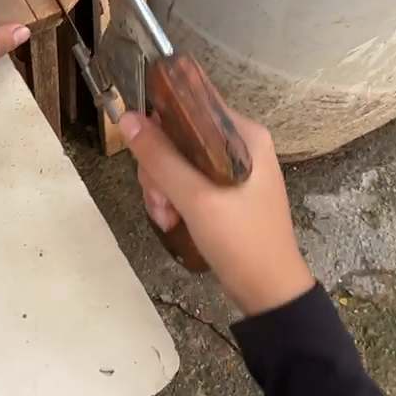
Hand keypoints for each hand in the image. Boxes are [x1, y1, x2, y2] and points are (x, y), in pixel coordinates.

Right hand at [119, 107, 314, 313]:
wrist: (268, 290)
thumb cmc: (241, 239)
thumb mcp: (196, 198)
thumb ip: (161, 158)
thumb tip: (127, 118)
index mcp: (243, 135)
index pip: (192, 105)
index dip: (161, 121)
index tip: (144, 149)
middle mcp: (239, 145)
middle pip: (179, 137)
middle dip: (159, 168)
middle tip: (160, 199)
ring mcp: (230, 169)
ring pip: (177, 162)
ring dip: (162, 189)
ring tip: (166, 216)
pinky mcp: (223, 191)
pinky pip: (185, 181)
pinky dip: (172, 199)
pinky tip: (171, 220)